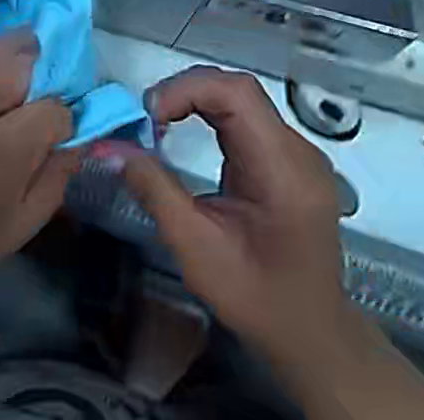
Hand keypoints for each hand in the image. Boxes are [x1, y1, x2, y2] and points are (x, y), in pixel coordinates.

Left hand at [0, 27, 82, 285]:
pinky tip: (11, 65)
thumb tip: (80, 111)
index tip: (66, 119)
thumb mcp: (31, 216)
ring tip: (34, 63)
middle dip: (32, 70)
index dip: (54, 115)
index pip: (21, 131)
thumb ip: (58, 166)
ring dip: (14, 52)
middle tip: (52, 77)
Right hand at [119, 66, 357, 364]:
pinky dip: (209, 112)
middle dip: (186, 91)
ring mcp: (298, 152)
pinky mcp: (289, 157)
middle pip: (239, 90)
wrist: (312, 333)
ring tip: (159, 122)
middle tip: (147, 118)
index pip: (238, 94)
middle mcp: (298, 151)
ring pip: (242, 97)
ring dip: (195, 99)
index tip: (149, 116)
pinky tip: (185, 130)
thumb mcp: (196, 248)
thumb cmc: (255, 298)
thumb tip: (112, 147)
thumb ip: (154, 190)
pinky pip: (247, 115)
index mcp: (283, 172)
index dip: (187, 89)